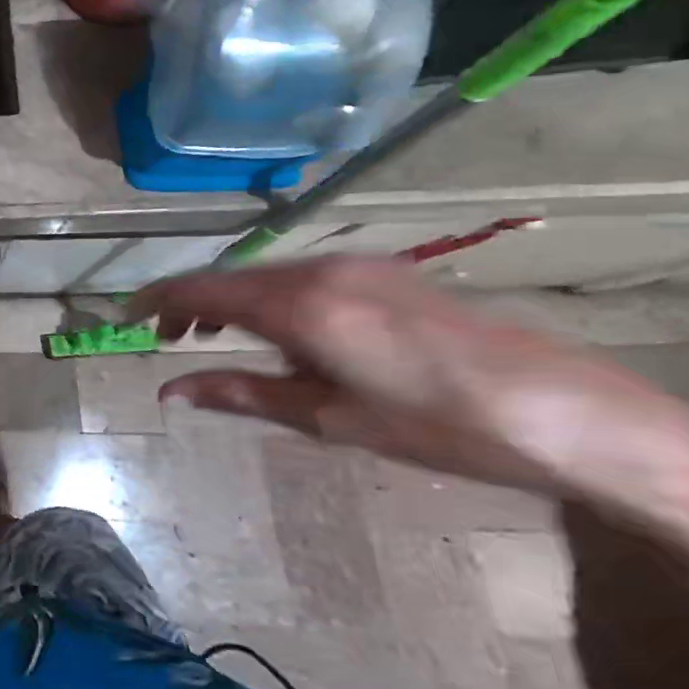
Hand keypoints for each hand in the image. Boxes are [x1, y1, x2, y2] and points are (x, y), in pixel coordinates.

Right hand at [131, 257, 688, 553]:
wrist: (562, 411)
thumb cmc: (430, 423)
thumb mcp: (323, 417)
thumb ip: (236, 394)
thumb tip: (167, 393)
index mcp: (296, 305)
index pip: (199, 288)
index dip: (154, 301)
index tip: (126, 319)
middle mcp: (317, 270)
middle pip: (228, 275)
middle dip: (190, 303)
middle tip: (172, 340)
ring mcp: (353, 264)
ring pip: (263, 273)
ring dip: (231, 299)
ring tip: (220, 336)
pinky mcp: (382, 270)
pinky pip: (300, 274)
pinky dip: (269, 295)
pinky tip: (283, 329)